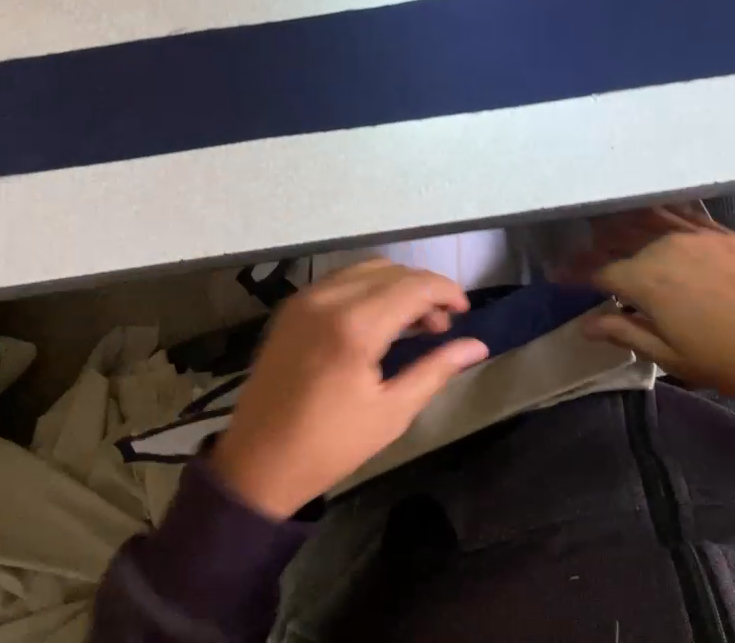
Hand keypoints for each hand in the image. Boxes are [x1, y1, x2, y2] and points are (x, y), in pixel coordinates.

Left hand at [208, 260, 489, 519]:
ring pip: (365, 270)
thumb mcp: (392, 413)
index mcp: (355, 326)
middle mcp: (328, 300)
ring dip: (396, 286)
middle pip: (392, 272)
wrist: (256, 464)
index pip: (414, 286)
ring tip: (414, 323)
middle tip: (442, 325)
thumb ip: (436, 370)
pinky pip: (340, 281)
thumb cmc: (329, 446)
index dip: (447, 292)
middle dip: (424, 289)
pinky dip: (367, 289)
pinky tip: (378, 321)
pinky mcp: (290, 308)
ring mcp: (304, 300)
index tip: (465, 313)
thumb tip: (478, 346)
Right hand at [578, 208, 734, 422]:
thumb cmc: (732, 360)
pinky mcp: (721, 232)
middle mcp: (665, 247)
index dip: (574, 273)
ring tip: (606, 226)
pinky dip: (659, 212)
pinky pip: (681, 213)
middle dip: (593, 245)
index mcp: (647, 280)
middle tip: (578, 252)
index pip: (598, 270)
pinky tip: (651, 211)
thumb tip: (587, 324)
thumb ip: (626, 332)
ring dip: (622, 222)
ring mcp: (695, 235)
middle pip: (618, 237)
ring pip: (647, 219)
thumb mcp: (673, 357)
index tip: (556, 275)